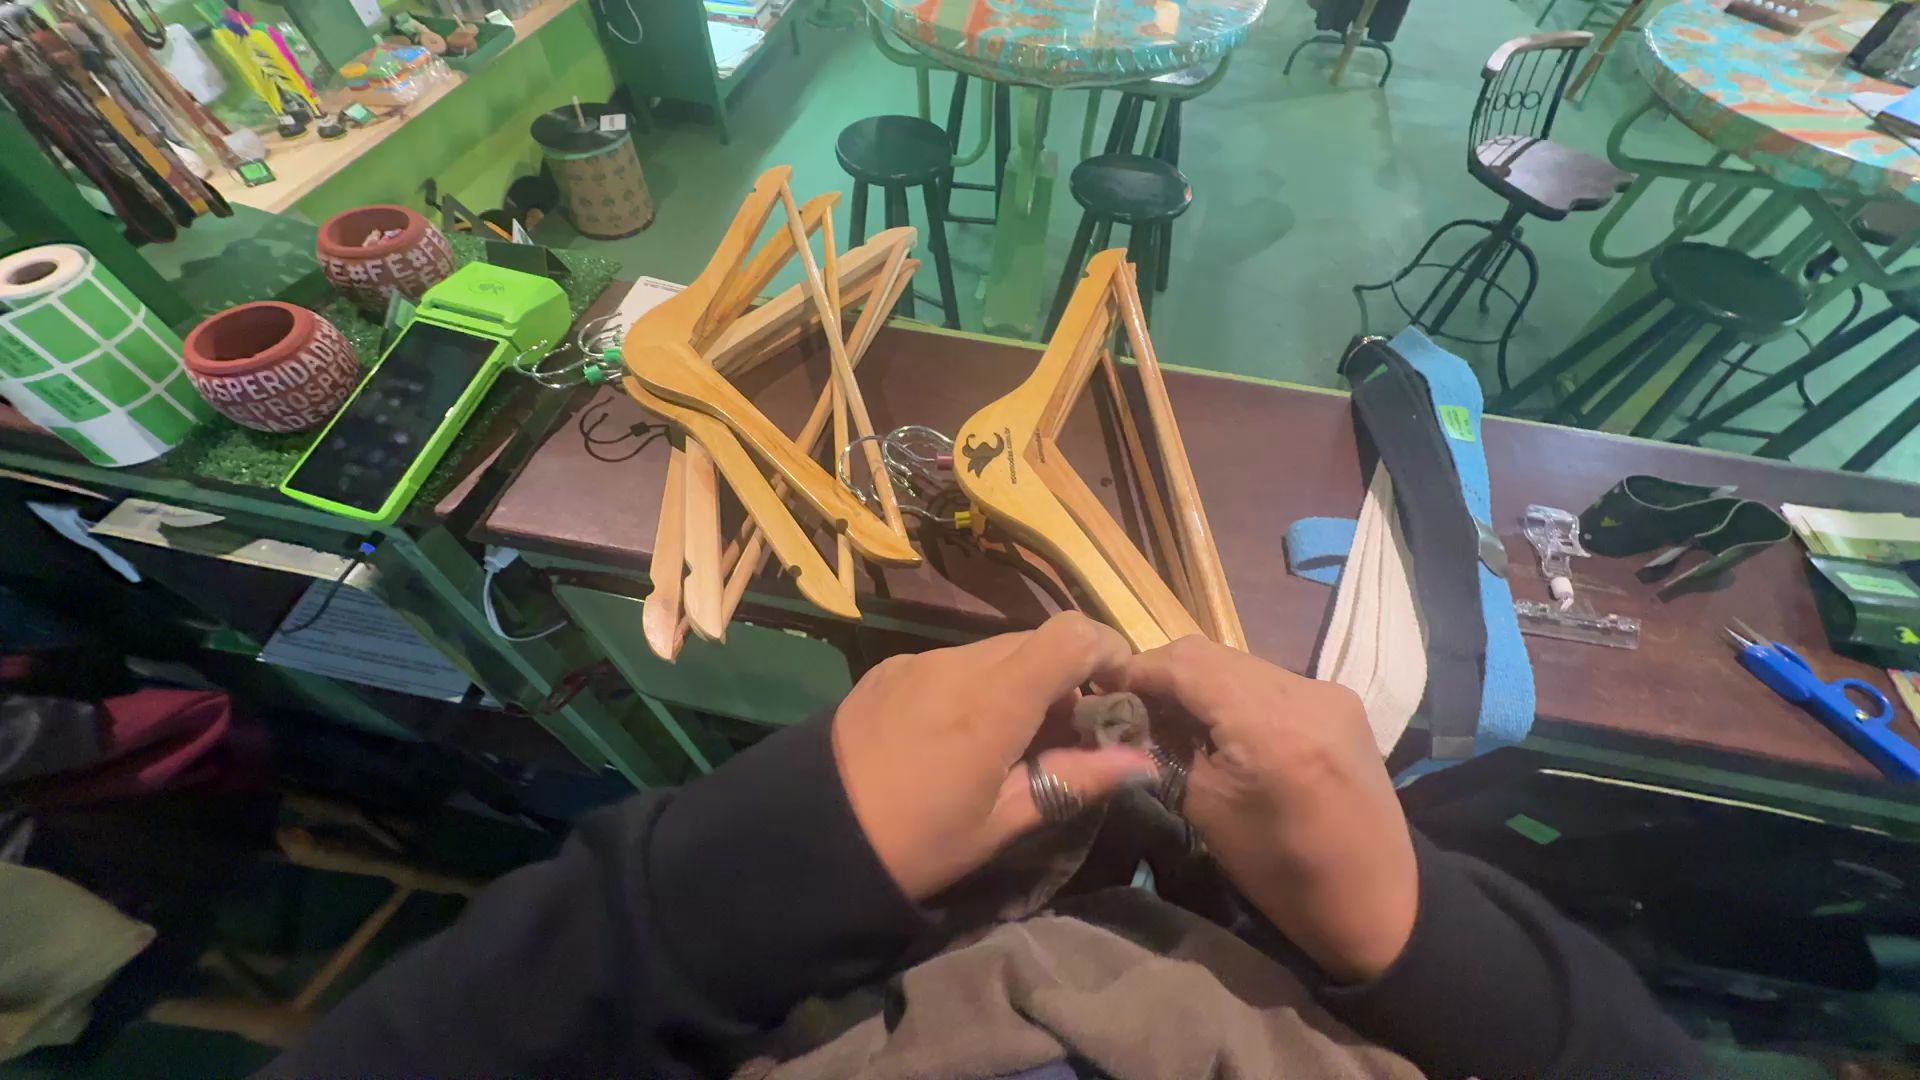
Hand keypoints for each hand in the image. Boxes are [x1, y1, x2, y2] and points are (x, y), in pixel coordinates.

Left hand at [833, 612, 1158, 901]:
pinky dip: (978, 683)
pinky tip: (959, 732)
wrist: (809, 836)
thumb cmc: (914, 844)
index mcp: (992, 702)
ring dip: (1022, 681)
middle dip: (1068, 677)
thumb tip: (1143, 762)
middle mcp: (958, 663)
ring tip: (1012, 739)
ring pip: (996, 650)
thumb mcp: (1000, 823)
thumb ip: (1074, 780)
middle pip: (1036, 642)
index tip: (1119, 693)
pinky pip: (955, 661)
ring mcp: (920, 659)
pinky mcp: (892, 666)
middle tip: (1069, 734)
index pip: (1071, 635)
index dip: (1108, 650)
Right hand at [1117, 636, 1418, 981]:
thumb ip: (1162, 746)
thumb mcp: (1204, 808)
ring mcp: (1326, 689)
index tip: (1098, 684)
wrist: (1380, 904)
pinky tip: (1215, 718)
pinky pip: (1263, 676)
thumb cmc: (1281, 872)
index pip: (1185, 666)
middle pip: (1208, 653)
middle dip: (1161, 672)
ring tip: (1168, 712)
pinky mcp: (1337, 698)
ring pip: (1235, 660)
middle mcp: (1304, 691)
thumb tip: (1123, 710)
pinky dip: (1228, 689)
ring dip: (1194, 678)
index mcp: (1272, 726)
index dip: (1136, 669)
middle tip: (1128, 701)